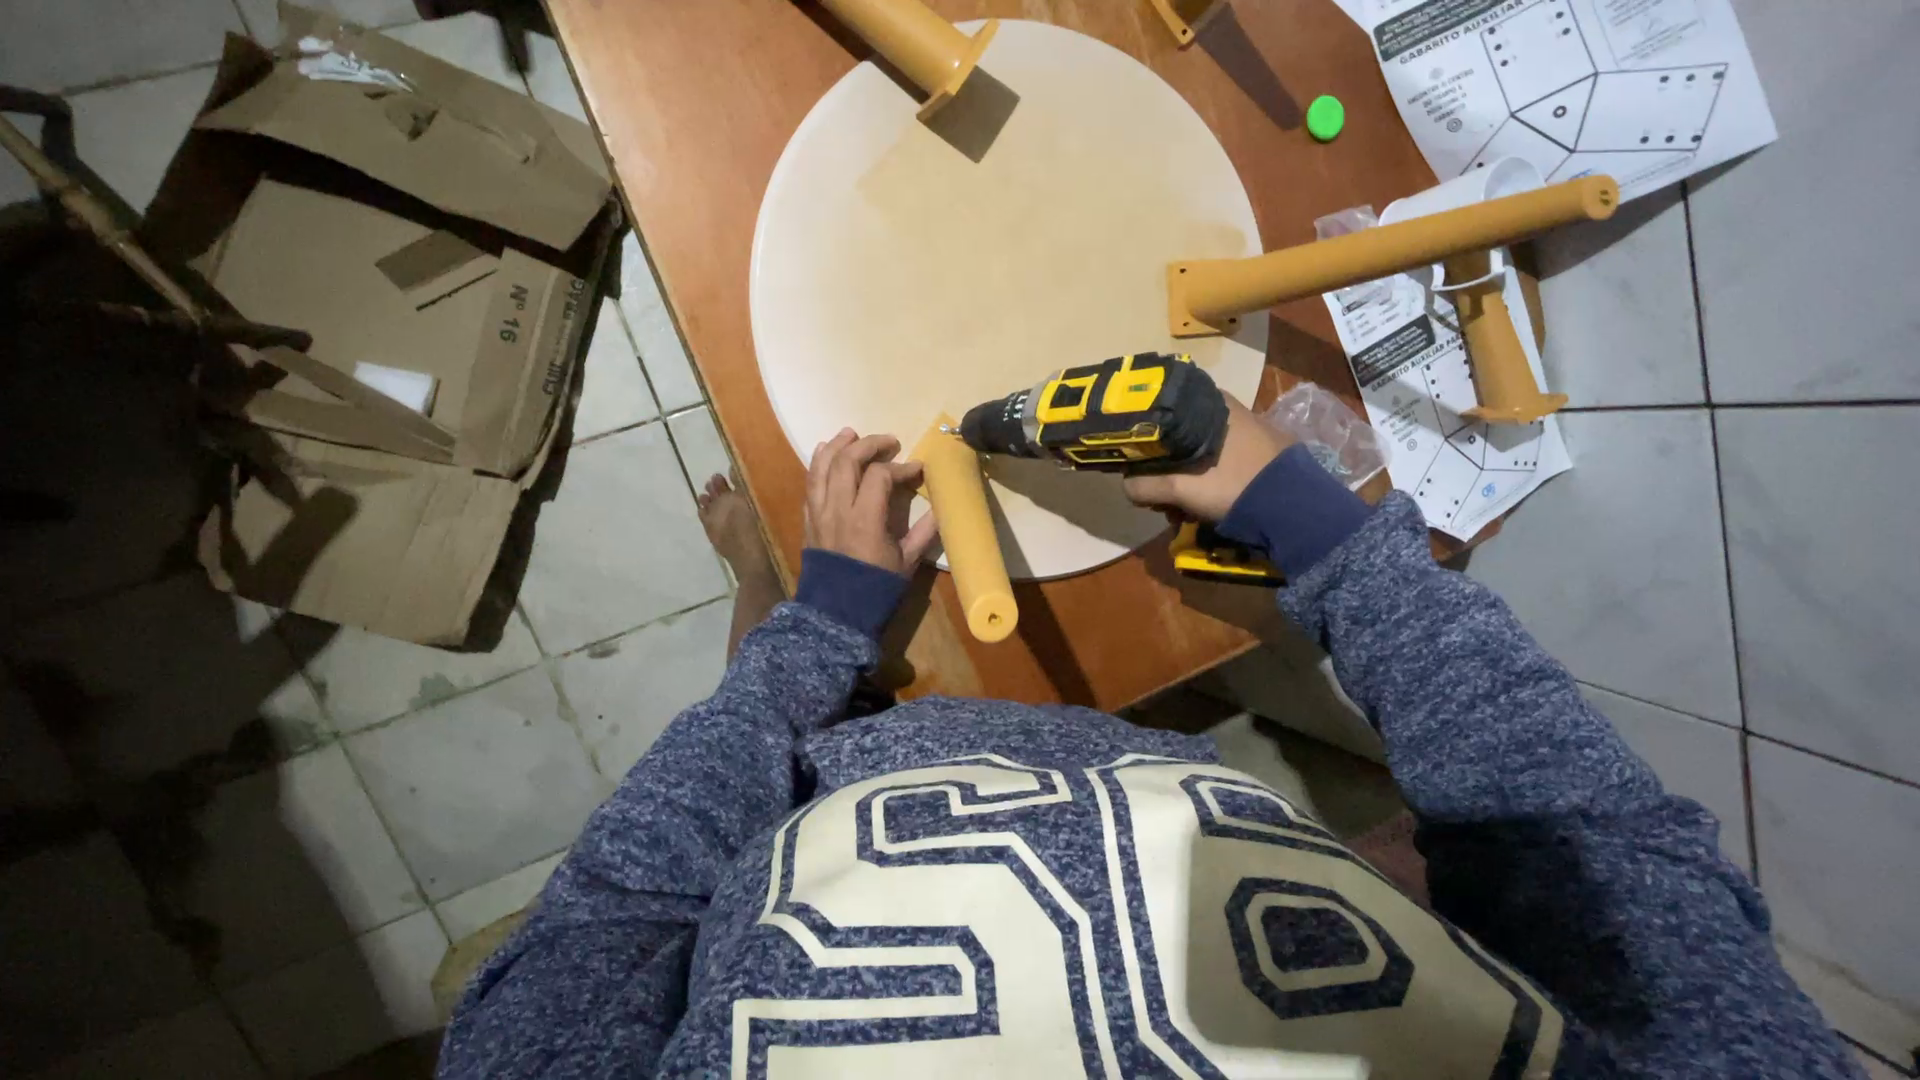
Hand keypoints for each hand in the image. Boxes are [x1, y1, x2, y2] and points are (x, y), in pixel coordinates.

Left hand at [805, 428, 938, 573]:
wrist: (836, 611)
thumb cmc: (875, 587)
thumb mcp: (906, 562)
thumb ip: (924, 532)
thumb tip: (941, 509)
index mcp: (865, 519)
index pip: (880, 476)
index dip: (901, 467)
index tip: (917, 469)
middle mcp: (838, 508)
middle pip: (847, 460)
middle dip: (869, 444)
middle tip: (888, 441)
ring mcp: (819, 511)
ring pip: (823, 465)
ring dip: (838, 445)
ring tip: (852, 434)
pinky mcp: (808, 517)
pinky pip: (810, 481)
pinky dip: (818, 462)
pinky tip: (825, 451)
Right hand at [1121, 394, 1291, 521]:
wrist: (1296, 509)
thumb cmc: (1236, 487)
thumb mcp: (1184, 489)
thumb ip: (1148, 486)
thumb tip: (1125, 485)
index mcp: (1214, 406)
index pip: (1167, 410)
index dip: (1149, 438)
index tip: (1141, 464)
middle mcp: (1232, 410)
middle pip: (1183, 438)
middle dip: (1168, 471)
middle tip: (1162, 500)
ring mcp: (1251, 431)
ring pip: (1202, 454)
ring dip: (1187, 482)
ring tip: (1183, 512)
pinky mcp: (1264, 452)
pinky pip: (1223, 463)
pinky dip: (1209, 482)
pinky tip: (1205, 507)